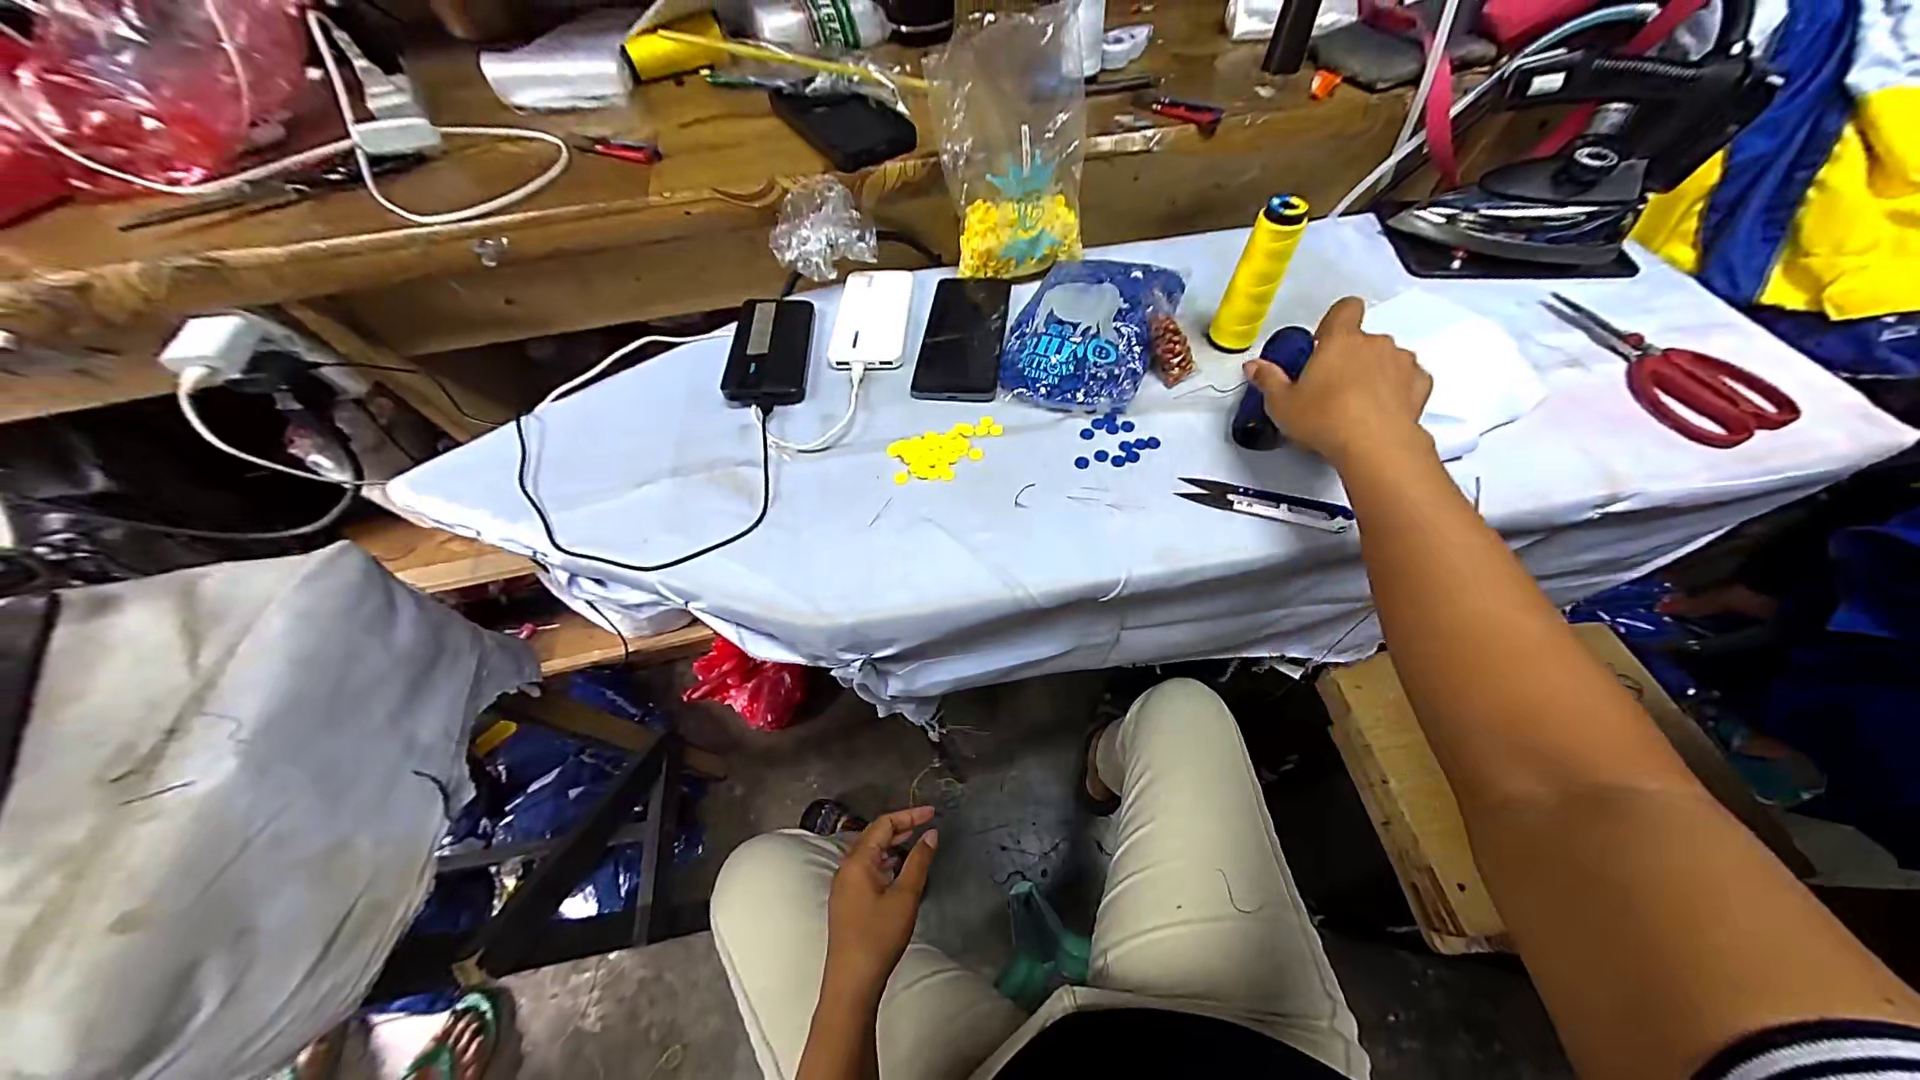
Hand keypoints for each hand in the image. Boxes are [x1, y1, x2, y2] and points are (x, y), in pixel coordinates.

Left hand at [823, 806, 938, 998]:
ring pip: (869, 852)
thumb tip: (930, 834)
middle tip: (925, 824)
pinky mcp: (846, 900)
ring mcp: (844, 885)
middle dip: (900, 826)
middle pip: (873, 835)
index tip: (931, 813)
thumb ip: (918, 861)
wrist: (852, 982)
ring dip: (892, 844)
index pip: (883, 824)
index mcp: (857, 861)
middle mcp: (846, 868)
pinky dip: (884, 860)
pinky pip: (866, 868)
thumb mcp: (905, 896)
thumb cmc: (879, 936)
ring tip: (915, 842)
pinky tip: (898, 870)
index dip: (908, 815)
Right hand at [1242, 296, 1433, 467]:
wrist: (1373, 445)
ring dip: (1371, 372)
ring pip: (1384, 358)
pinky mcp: (1418, 385)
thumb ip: (1268, 379)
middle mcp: (1374, 344)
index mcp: (1340, 341)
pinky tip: (1375, 409)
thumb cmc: (1329, 419)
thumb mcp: (1281, 403)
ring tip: (1351, 402)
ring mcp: (1399, 363)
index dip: (1334, 321)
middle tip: (1327, 384)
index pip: (1345, 309)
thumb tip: (1255, 368)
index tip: (1322, 340)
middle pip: (1361, 339)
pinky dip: (1394, 389)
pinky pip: (1406, 379)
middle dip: (1347, 356)